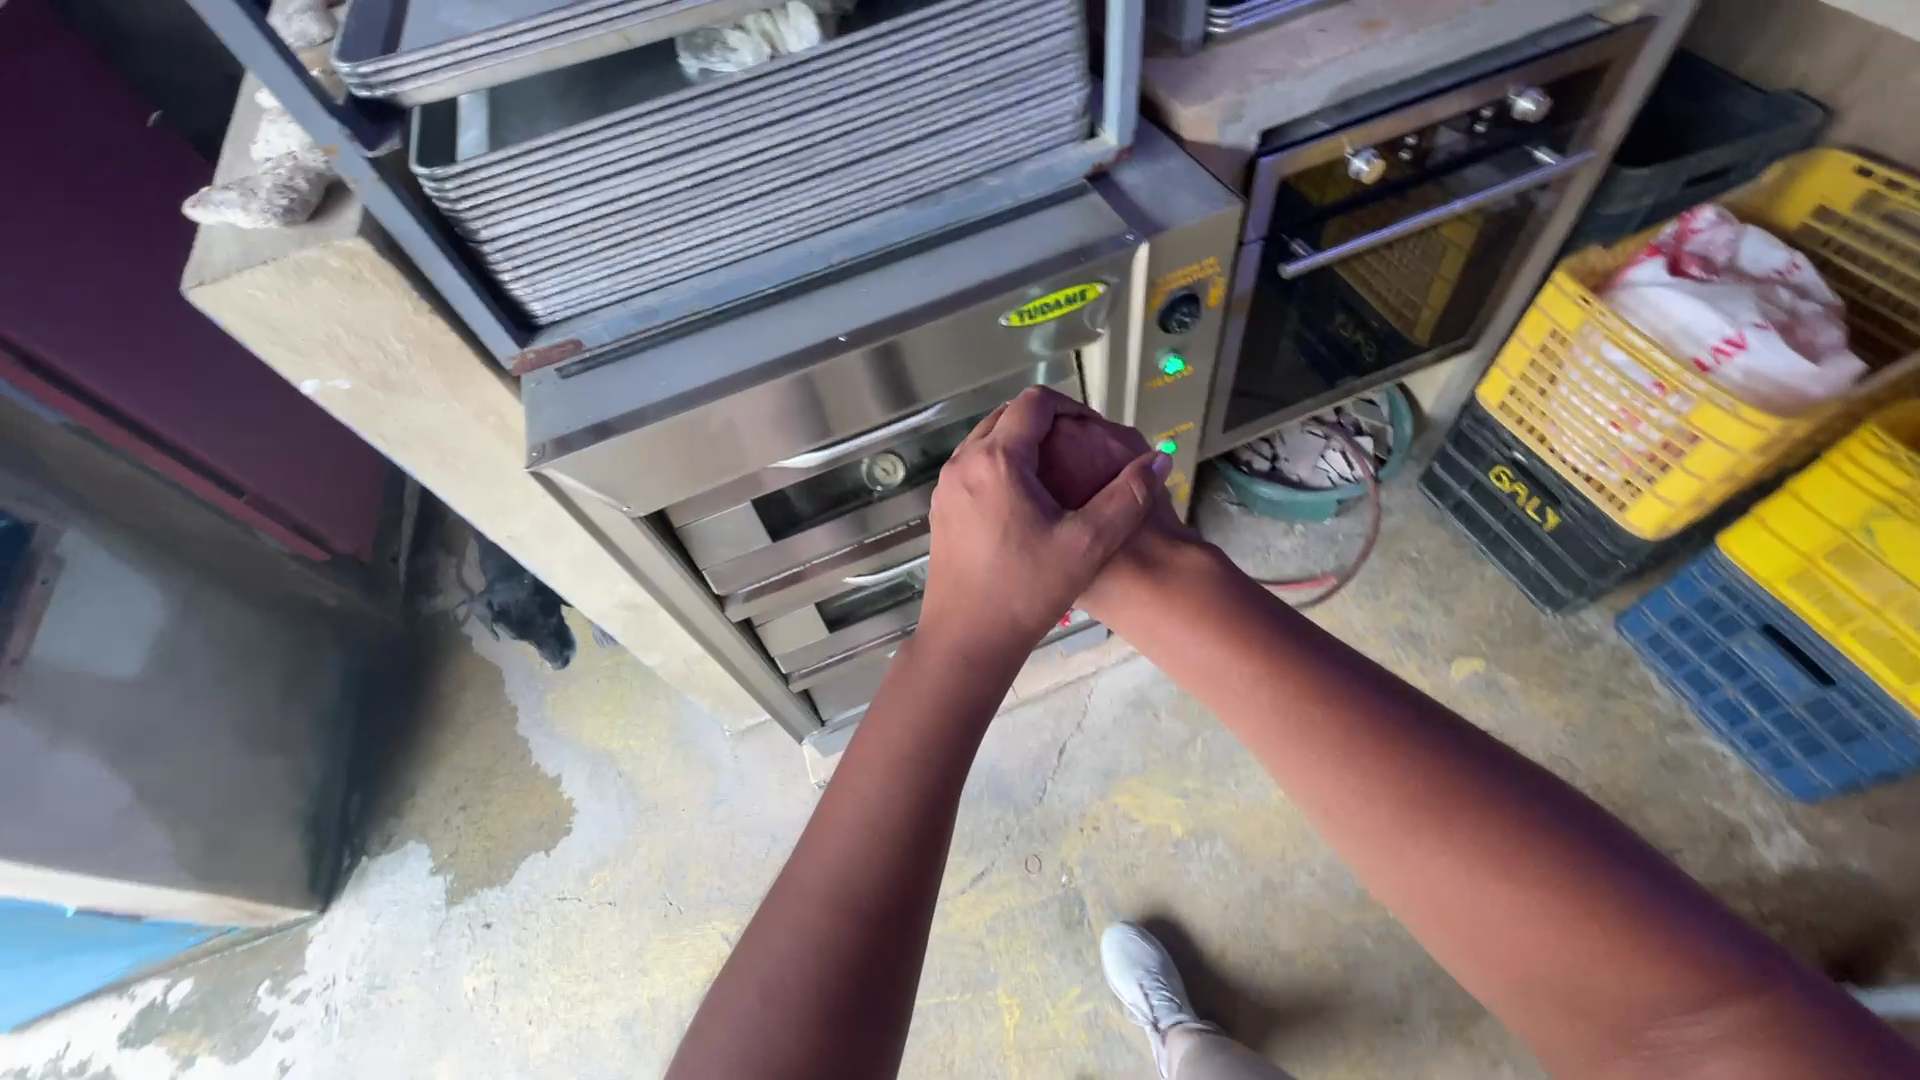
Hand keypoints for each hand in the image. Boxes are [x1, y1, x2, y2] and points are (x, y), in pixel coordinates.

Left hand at [921, 387, 1168, 656]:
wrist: (967, 638)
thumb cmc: (1026, 591)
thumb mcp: (1088, 544)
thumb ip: (1128, 497)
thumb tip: (1159, 460)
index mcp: (997, 460)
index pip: (1035, 403)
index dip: (1071, 407)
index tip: (1094, 432)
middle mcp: (963, 463)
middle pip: (1007, 416)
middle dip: (1047, 424)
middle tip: (1079, 450)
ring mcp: (946, 486)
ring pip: (986, 441)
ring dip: (1022, 445)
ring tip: (1057, 475)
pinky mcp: (941, 509)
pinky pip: (972, 468)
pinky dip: (1000, 467)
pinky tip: (1027, 503)